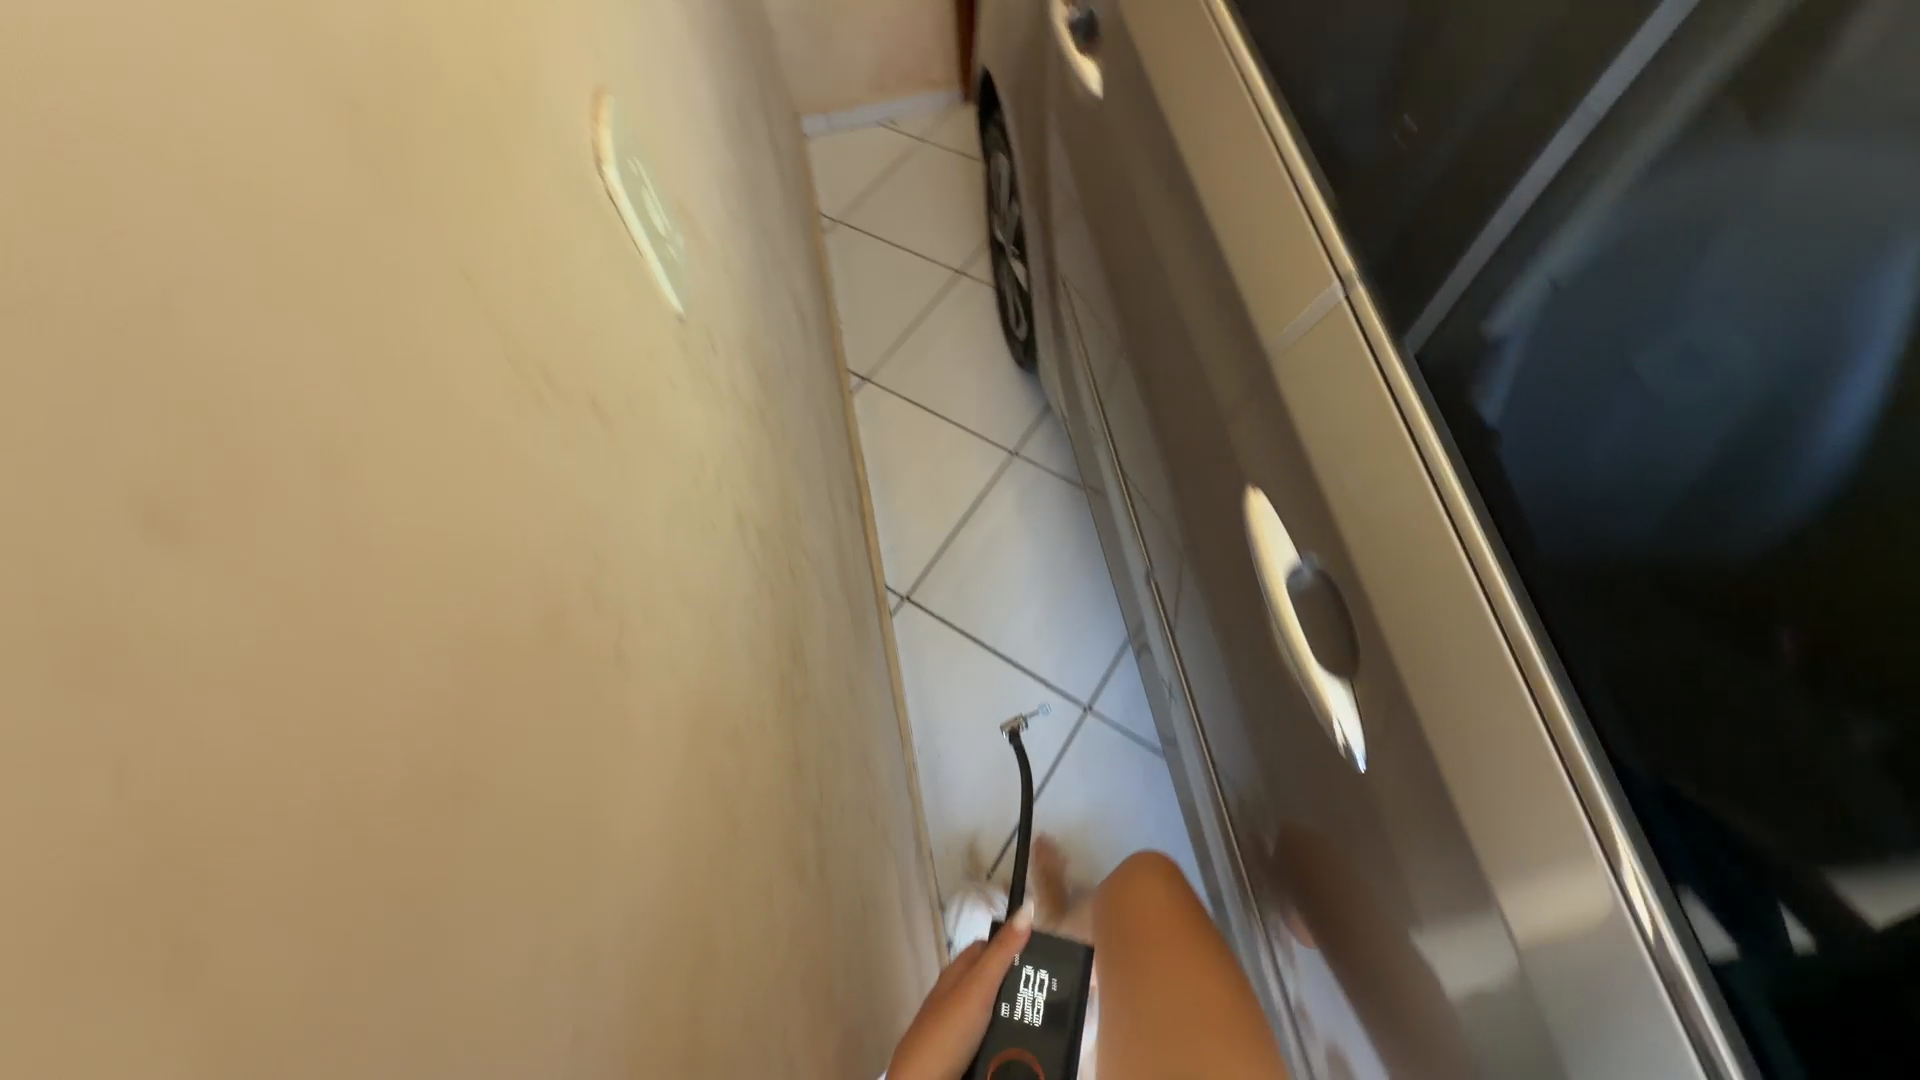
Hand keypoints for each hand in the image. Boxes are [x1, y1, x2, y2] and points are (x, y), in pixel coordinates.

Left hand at [887, 900, 1033, 1079]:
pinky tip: (1024, 1045)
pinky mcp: (962, 1052)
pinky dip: (1007, 1040)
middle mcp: (955, 996)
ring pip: (993, 1012)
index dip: (1011, 946)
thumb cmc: (949, 1030)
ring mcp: (957, 1026)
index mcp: (956, 974)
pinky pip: (991, 1039)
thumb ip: (1002, 952)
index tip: (1042, 956)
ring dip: (1015, 1015)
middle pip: (992, 981)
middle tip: (1052, 993)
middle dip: (1018, 985)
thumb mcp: (978, 987)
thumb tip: (1028, 906)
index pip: (986, 948)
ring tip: (1049, 1021)